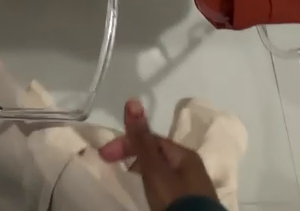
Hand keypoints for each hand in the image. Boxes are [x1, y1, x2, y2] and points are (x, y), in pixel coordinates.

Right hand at [97, 98, 216, 210]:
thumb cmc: (174, 198)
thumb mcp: (154, 169)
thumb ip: (142, 138)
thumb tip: (133, 99)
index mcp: (184, 153)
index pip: (149, 139)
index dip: (125, 143)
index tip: (105, 156)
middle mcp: (192, 165)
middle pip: (156, 153)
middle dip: (133, 156)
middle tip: (115, 166)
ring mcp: (194, 185)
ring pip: (162, 170)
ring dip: (143, 171)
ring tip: (131, 182)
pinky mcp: (192, 202)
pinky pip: (167, 185)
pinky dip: (153, 185)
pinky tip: (150, 193)